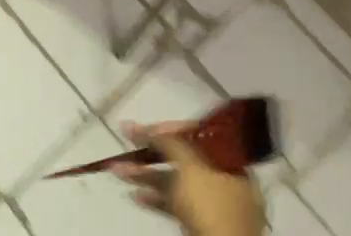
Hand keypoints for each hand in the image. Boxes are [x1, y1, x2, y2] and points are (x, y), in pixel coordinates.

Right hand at [113, 122, 265, 235]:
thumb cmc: (212, 206)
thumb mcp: (191, 167)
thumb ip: (171, 143)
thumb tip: (150, 127)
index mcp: (233, 169)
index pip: (200, 139)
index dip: (172, 130)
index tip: (148, 126)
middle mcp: (225, 185)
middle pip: (182, 161)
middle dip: (150, 153)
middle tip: (126, 140)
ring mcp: (212, 207)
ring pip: (174, 183)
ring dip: (145, 175)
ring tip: (117, 170)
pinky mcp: (199, 223)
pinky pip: (174, 203)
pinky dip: (154, 198)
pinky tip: (135, 195)